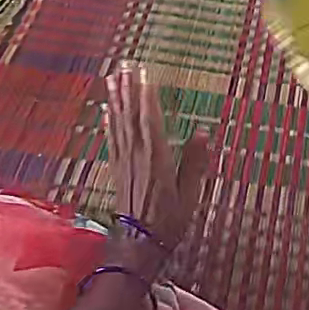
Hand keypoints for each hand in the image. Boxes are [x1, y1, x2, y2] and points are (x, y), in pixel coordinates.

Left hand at [105, 62, 211, 254]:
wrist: (138, 244)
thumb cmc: (168, 220)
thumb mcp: (189, 194)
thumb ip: (194, 162)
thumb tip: (203, 131)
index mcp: (156, 157)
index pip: (150, 118)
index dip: (146, 94)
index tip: (144, 73)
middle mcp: (137, 153)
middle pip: (131, 115)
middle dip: (128, 89)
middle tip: (124, 66)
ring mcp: (124, 160)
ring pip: (119, 122)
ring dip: (116, 99)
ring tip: (112, 78)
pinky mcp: (117, 167)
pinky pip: (112, 138)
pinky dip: (108, 121)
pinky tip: (106, 110)